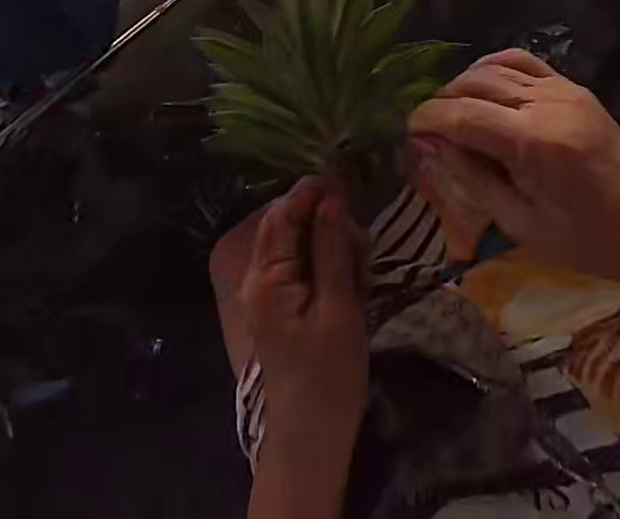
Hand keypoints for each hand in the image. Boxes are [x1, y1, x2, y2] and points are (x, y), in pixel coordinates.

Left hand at [240, 176, 369, 446]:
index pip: (282, 214)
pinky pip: (301, 267)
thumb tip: (331, 200)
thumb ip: (331, 251)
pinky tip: (350, 283)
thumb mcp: (339, 309)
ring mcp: (266, 289)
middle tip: (361, 244)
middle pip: (287, 225)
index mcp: (266, 276)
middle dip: (324, 222)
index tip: (344, 183)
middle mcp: (257, 276)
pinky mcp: (279, 302)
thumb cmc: (329, 375)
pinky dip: (326, 266)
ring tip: (360, 271)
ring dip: (329, 245)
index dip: (310, 192)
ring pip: (296, 244)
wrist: (310, 437)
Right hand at [408, 49, 619, 290]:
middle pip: (471, 84)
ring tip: (450, 113)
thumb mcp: (521, 224)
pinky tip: (478, 86)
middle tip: (427, 130)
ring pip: (492, 69)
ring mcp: (562, 90)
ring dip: (461, 86)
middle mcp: (546, 105)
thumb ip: (470, 177)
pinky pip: (521, 62)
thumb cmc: (594, 241)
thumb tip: (430, 146)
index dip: (426, 119)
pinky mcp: (573, 87)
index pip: (460, 115)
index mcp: (534, 143)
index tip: (407, 132)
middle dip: (440, 103)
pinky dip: (491, 68)